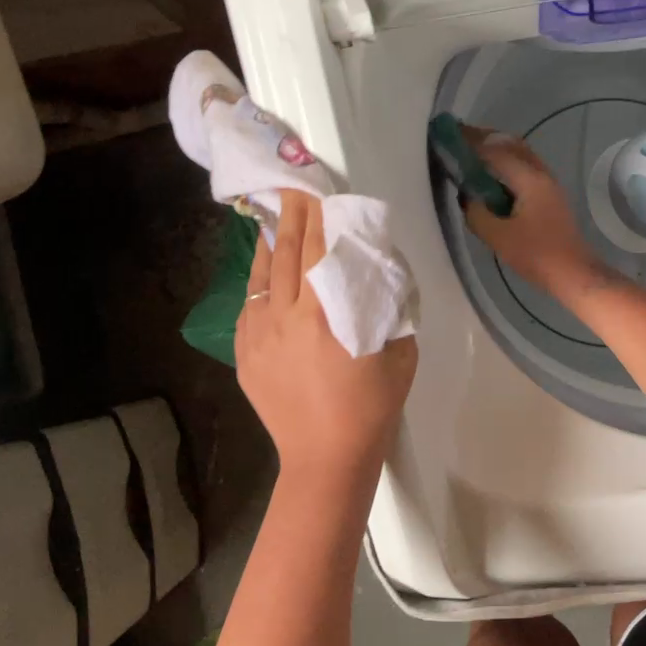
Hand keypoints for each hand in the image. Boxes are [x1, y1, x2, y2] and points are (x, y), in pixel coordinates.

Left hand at [236, 191, 417, 479]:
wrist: (326, 456)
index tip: (317, 190)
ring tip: (273, 216)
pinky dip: (258, 278)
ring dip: (268, 241)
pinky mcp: (245, 351)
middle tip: (293, 189)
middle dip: (290, 216)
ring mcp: (258, 333)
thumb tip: (377, 273)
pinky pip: (249, 302)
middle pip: (284, 252)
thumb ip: (389, 308)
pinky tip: (264, 268)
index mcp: (325, 314)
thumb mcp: (400, 352)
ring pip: (261, 273)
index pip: (316, 249)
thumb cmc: (372, 406)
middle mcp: (285, 315)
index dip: (316, 215)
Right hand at [462, 128, 604, 298]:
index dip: (472, 143)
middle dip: (486, 139)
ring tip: (473, 155)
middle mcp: (542, 175)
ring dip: (498, 151)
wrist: (574, 273)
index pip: (496, 151)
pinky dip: (508, 166)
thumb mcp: (498, 237)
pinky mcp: (550, 198)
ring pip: (522, 156)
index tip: (450, 136)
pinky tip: (494, 178)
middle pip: (512, 145)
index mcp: (530, 179)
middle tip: (461, 138)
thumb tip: (467, 198)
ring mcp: (550, 185)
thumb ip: (477, 213)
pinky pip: (526, 170)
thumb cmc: (537, 255)